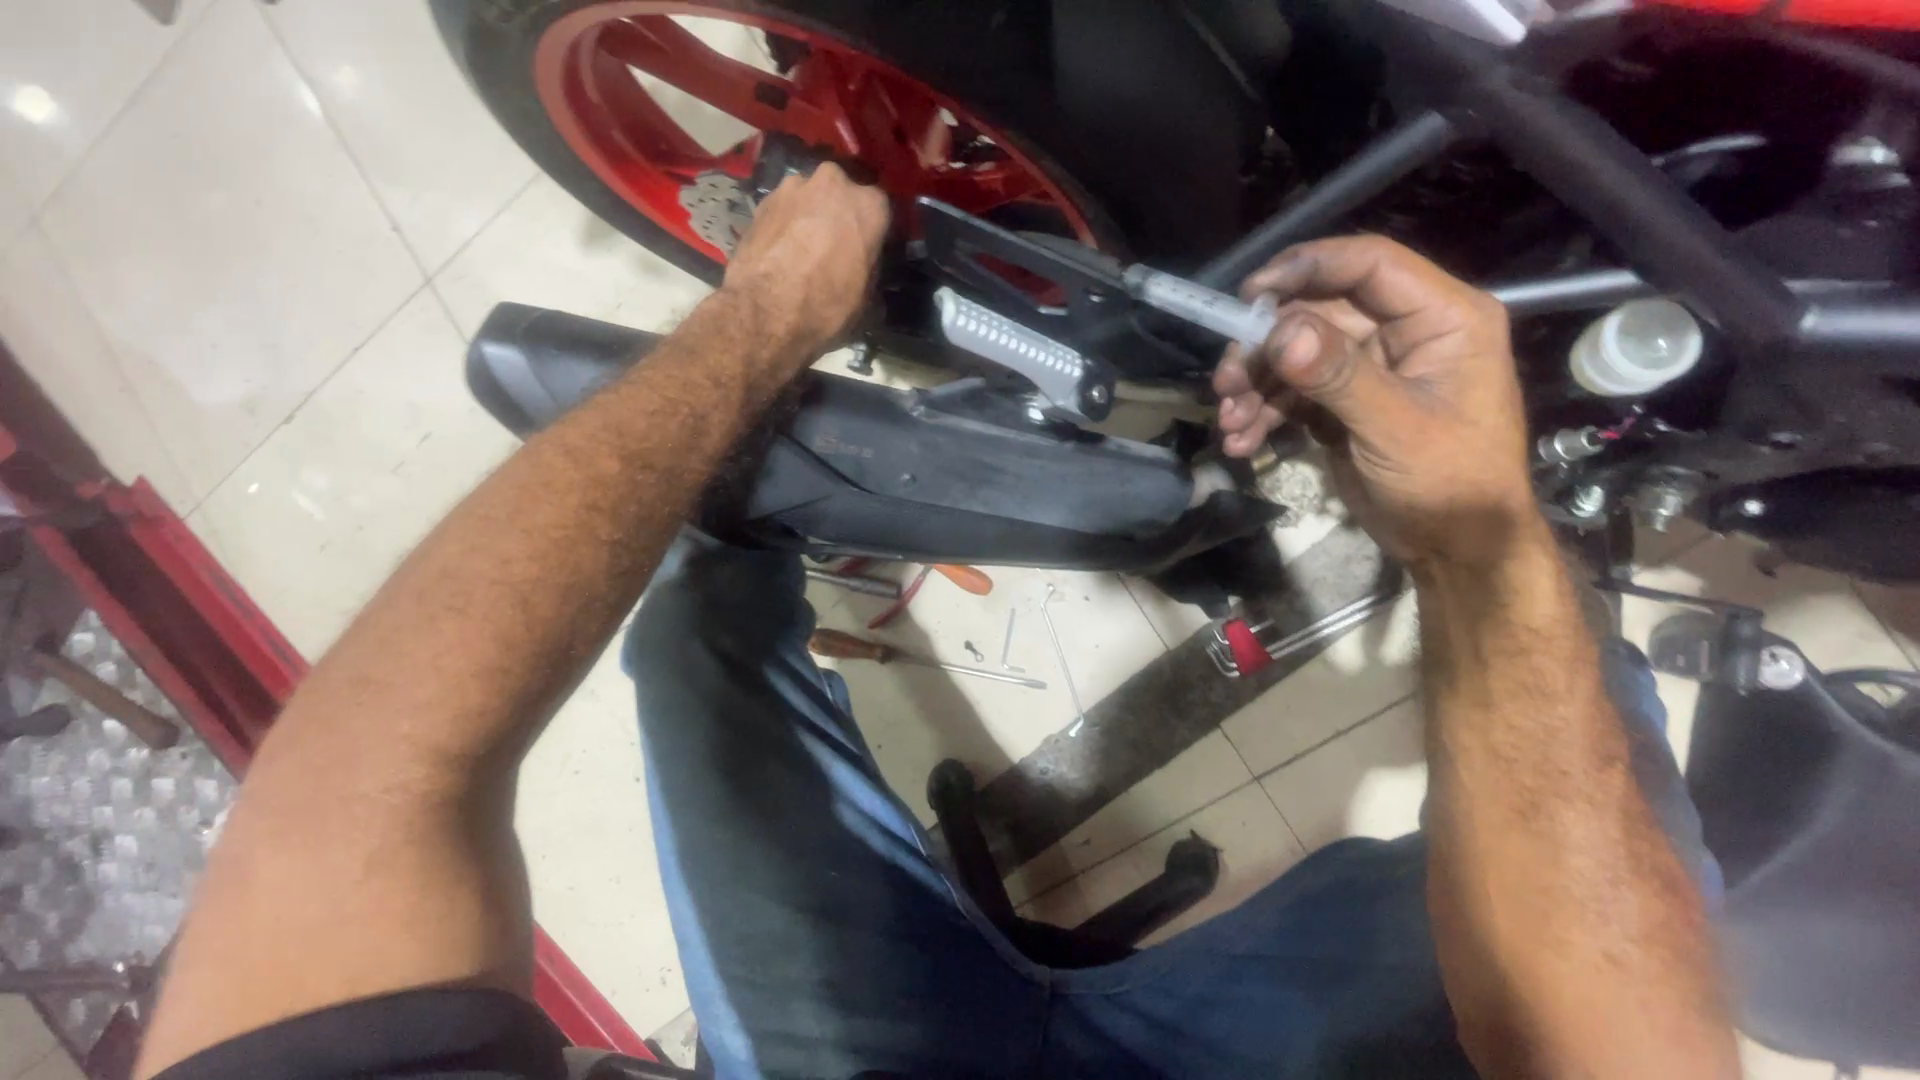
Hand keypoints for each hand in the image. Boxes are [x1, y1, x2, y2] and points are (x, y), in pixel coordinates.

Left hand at [720, 163, 890, 364]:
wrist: (766, 309)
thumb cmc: (828, 305)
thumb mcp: (867, 300)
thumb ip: (870, 270)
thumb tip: (865, 272)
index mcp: (870, 204)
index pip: (880, 210)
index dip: (873, 231)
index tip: (868, 248)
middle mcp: (834, 182)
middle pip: (842, 195)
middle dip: (839, 215)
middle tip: (834, 247)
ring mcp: (794, 186)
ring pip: (810, 198)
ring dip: (810, 216)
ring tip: (803, 250)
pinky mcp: (763, 199)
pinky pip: (784, 209)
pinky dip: (785, 224)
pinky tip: (781, 250)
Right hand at [1213, 236, 1537, 567]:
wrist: (1455, 547)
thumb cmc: (1450, 484)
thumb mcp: (1397, 429)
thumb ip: (1340, 377)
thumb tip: (1281, 332)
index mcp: (1441, 318)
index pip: (1369, 265)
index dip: (1308, 268)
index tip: (1250, 295)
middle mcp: (1405, 331)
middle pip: (1318, 313)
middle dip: (1265, 348)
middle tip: (1226, 382)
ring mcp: (1371, 367)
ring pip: (1297, 353)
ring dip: (1257, 386)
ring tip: (1230, 423)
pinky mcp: (1344, 401)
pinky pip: (1294, 391)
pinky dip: (1264, 413)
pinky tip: (1242, 442)